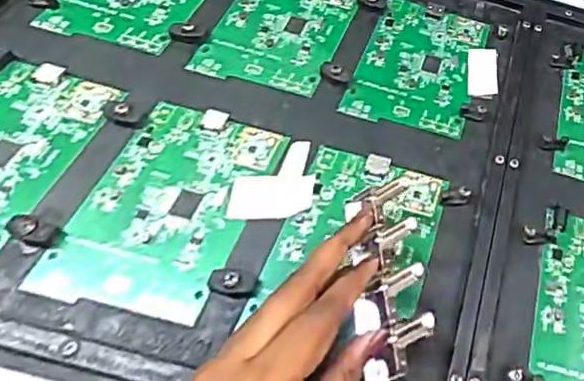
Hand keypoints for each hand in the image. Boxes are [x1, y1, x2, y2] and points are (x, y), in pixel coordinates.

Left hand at [196, 211, 385, 380]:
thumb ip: (335, 377)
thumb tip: (369, 339)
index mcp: (261, 376)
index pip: (318, 314)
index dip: (351, 284)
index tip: (374, 259)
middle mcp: (233, 361)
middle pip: (292, 289)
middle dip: (330, 249)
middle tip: (360, 218)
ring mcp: (216, 364)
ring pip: (271, 300)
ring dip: (311, 270)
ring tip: (340, 247)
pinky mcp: (209, 369)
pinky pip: (256, 320)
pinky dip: (287, 299)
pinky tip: (306, 294)